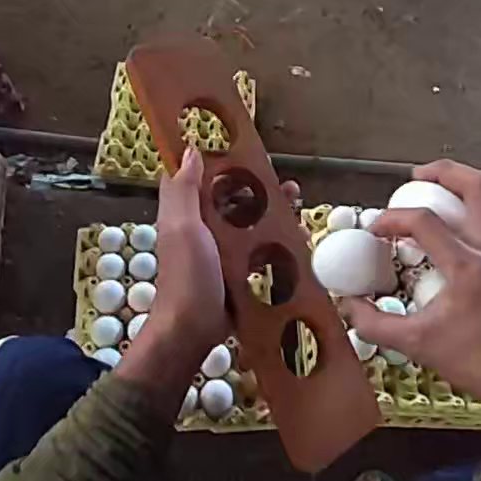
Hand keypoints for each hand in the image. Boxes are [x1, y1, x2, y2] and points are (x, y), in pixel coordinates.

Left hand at [116, 149, 300, 415]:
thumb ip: (185, 190)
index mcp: (185, 212)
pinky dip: (275, 242)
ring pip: (248, 223)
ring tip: (298, 210)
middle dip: (258, 189)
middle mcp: (201, 227)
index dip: (220, 162)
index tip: (246, 151)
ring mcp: (220, 250)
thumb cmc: (187, 276)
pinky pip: (257, 249)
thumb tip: (191, 149)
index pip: (200, 177)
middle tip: (288, 186)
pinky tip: (297, 240)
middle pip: (232, 199)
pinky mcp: (236, 271)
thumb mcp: (183, 227)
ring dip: (271, 214)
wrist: (192, 331)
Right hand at [343, 161, 480, 480]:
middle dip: (444, 171)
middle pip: (478, 186)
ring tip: (434, 201)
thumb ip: (376, 324)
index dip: (391, 218)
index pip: (423, 221)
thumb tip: (349, 304)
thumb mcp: (419, 347)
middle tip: (416, 176)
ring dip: (461, 192)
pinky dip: (473, 219)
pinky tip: (456, 242)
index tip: (373, 229)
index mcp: (469, 267)